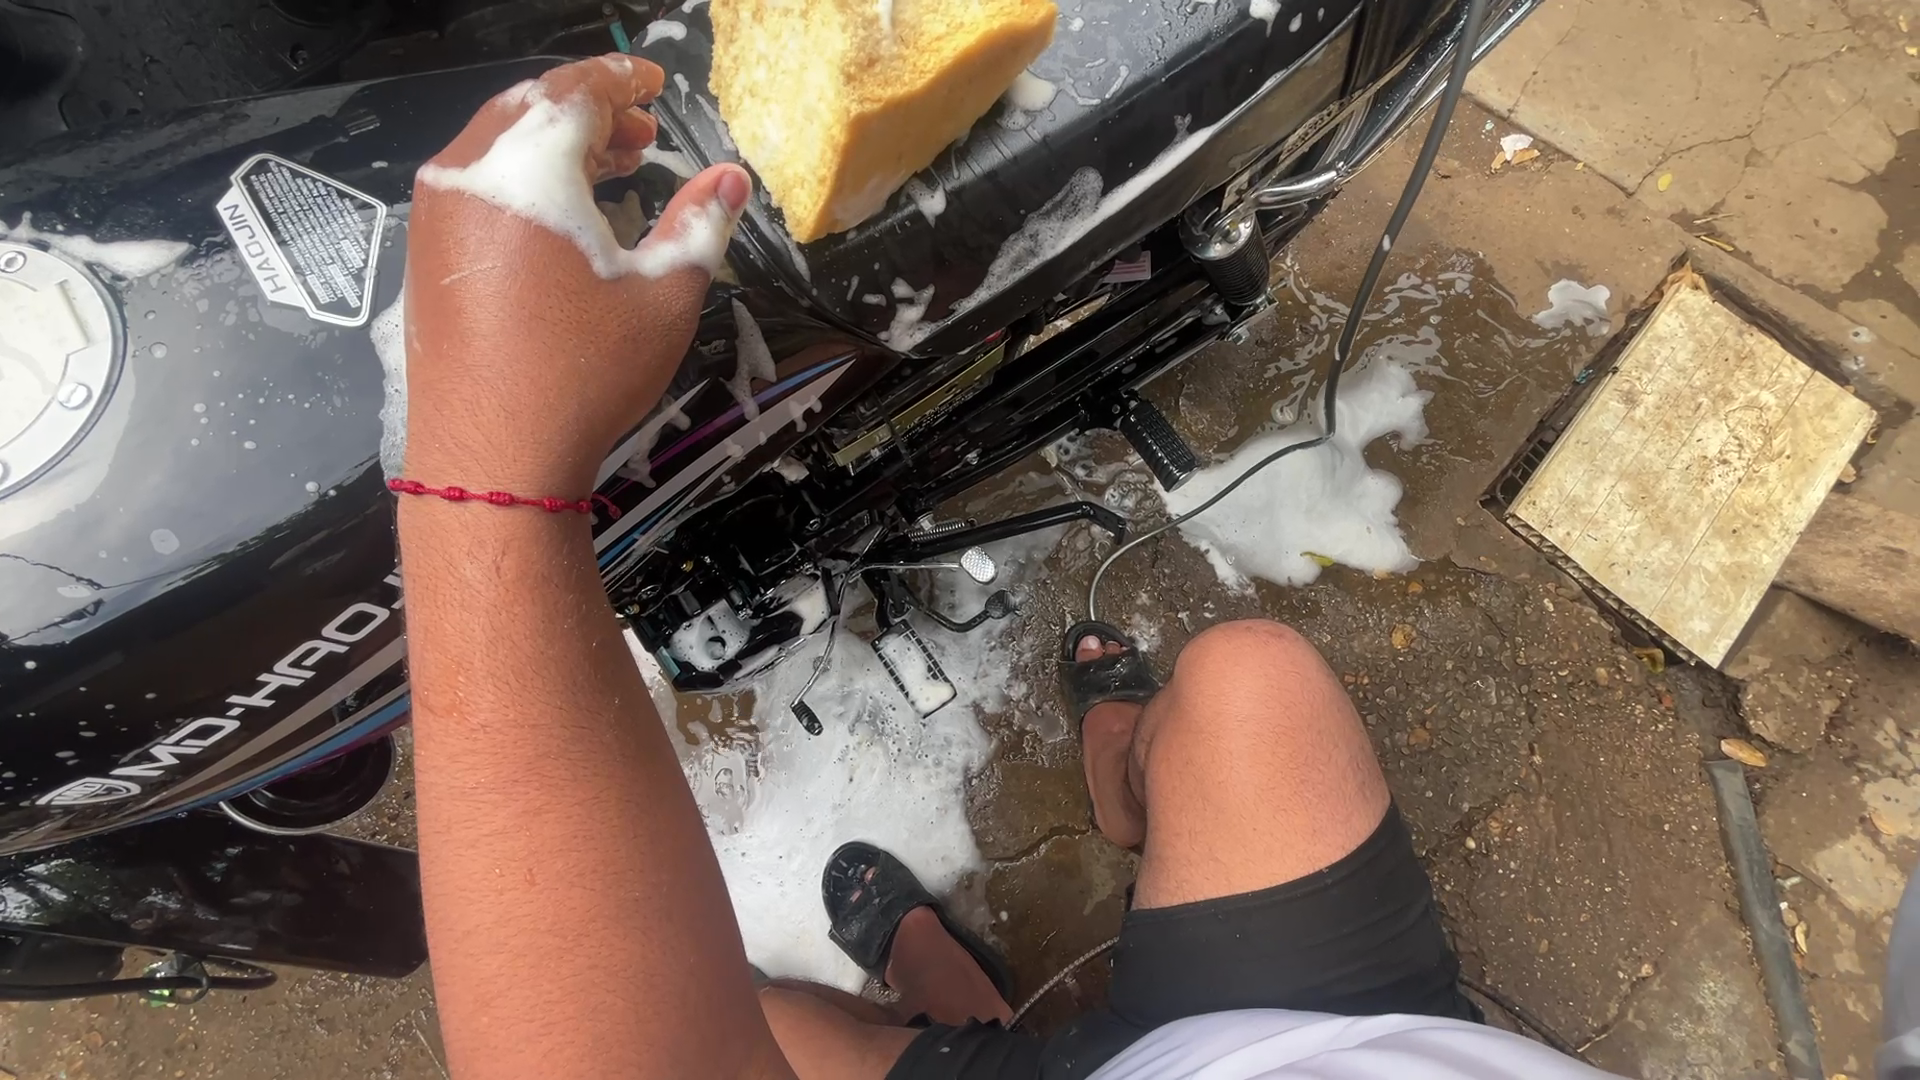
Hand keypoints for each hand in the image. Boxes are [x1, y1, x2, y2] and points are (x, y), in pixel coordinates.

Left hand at [399, 54, 752, 495]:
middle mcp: (467, 173)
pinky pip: (479, 187)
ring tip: (614, 171)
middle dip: (592, 111)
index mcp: (528, 171)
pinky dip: (527, 181)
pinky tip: (563, 221)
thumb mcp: (664, 299)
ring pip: (500, 147)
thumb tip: (732, 179)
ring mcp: (436, 214)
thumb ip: (698, 226)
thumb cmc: (588, 371)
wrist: (495, 454)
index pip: (575, 90)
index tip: (653, 79)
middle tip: (644, 135)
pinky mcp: (427, 254)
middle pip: (531, 110)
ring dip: (559, 147)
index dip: (620, 77)